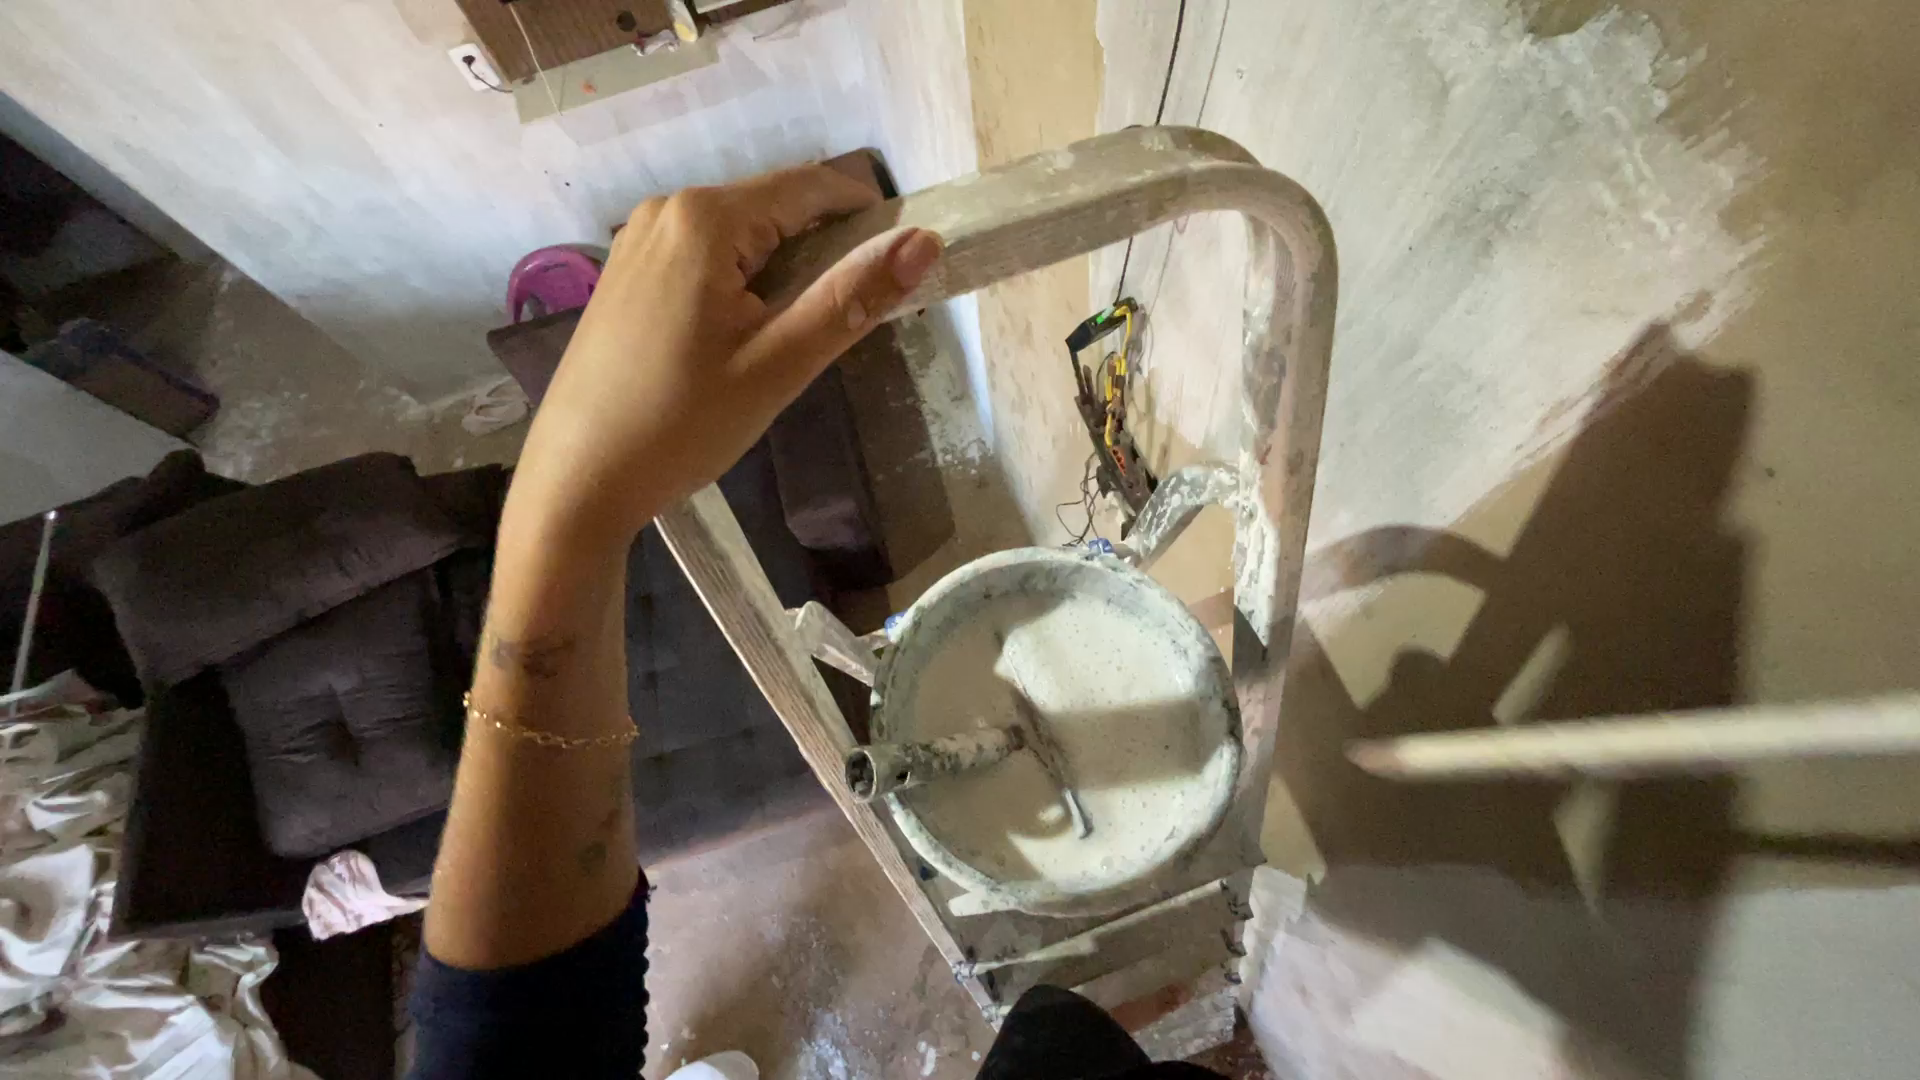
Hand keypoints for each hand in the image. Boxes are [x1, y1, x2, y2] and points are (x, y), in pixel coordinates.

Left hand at [508, 164, 942, 546]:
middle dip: (826, 252)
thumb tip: (923, 243)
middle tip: (851, 321)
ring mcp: (639, 241)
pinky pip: (706, 259)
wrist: (580, 479)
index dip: (867, 218)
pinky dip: (745, 284)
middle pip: (775, 209)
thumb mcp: (779, 365)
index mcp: (706, 219)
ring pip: (742, 237)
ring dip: (787, 272)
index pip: (811, 187)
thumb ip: (852, 299)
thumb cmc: (684, 423)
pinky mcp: (628, 276)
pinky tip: (747, 339)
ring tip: (800, 339)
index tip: (900, 267)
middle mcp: (668, 211)